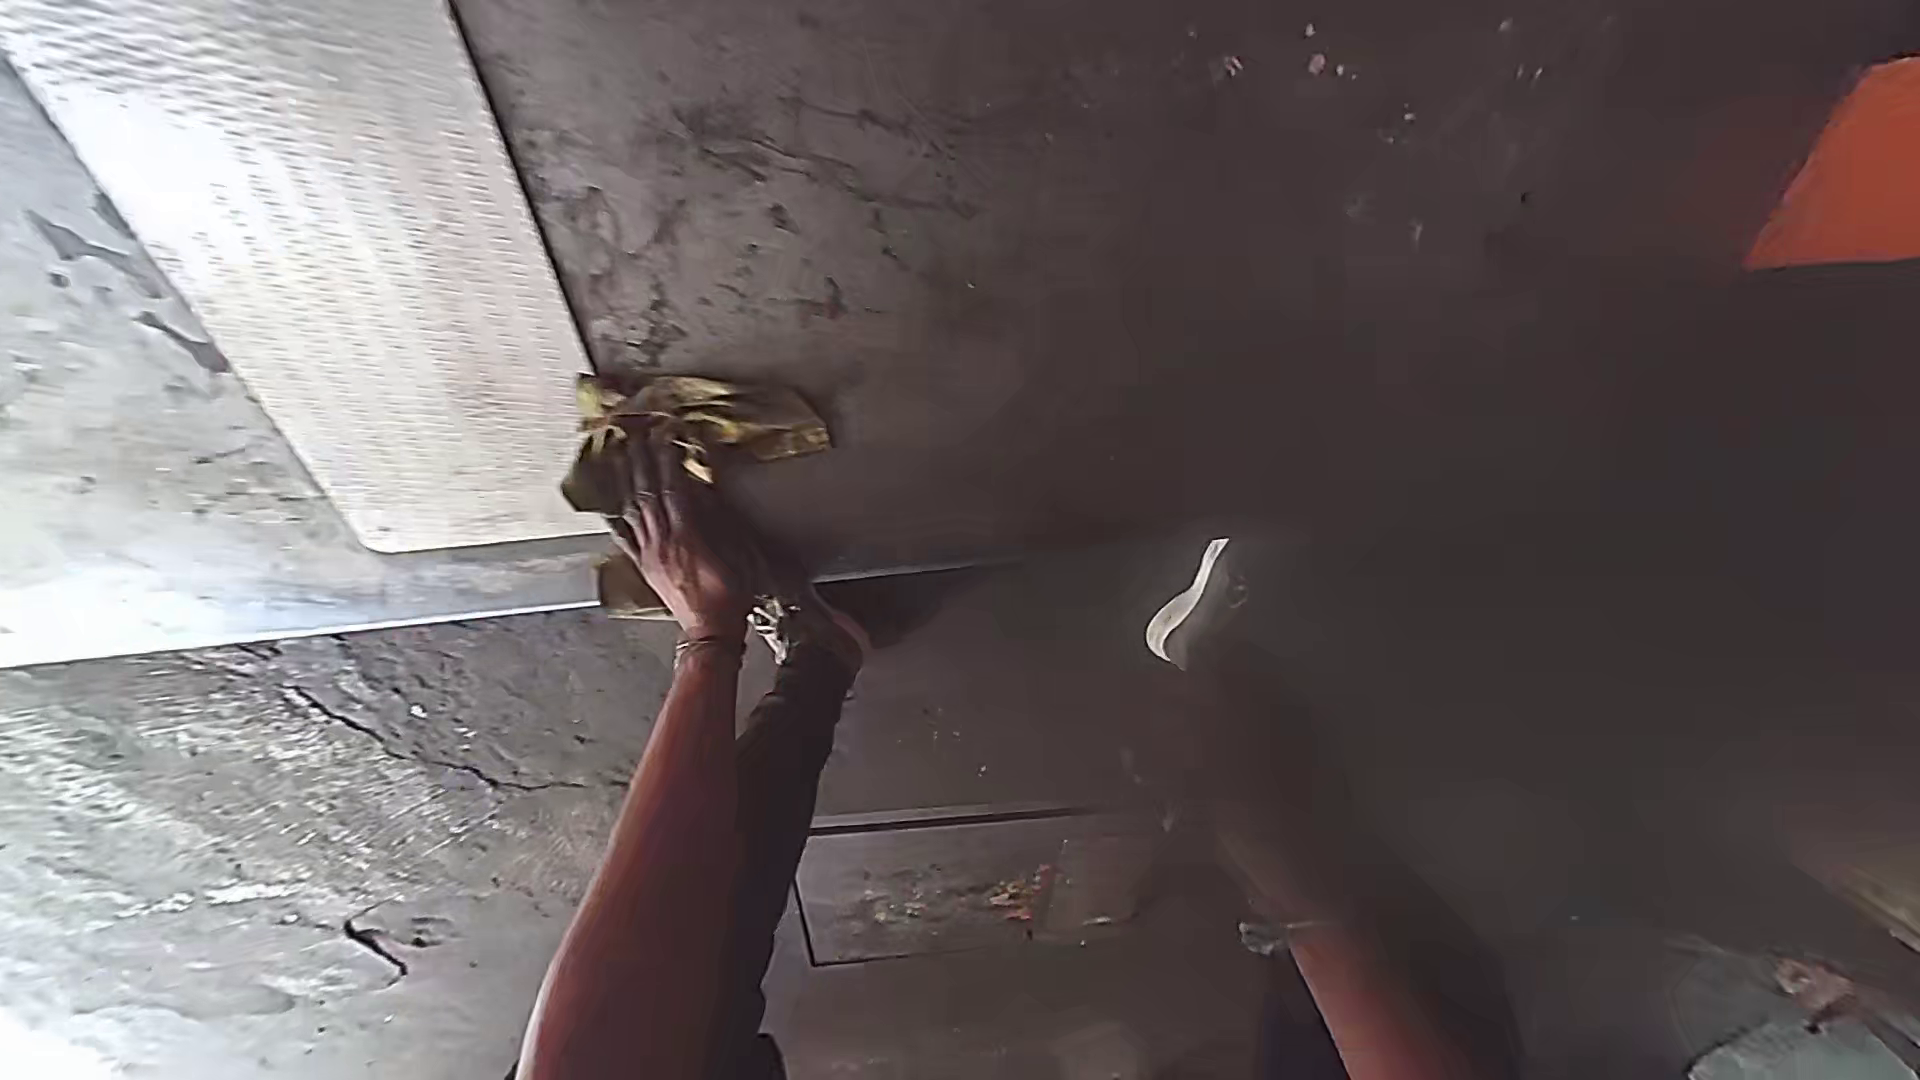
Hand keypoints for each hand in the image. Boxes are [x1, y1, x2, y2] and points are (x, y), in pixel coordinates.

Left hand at [608, 423, 751, 641]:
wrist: (709, 629)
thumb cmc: (731, 592)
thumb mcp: (738, 553)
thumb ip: (720, 521)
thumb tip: (703, 490)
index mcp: (688, 535)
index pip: (673, 487)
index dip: (668, 458)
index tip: (667, 434)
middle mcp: (662, 540)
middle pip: (646, 491)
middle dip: (641, 458)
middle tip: (637, 432)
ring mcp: (648, 552)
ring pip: (630, 507)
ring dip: (624, 477)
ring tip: (619, 452)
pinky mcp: (642, 563)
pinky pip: (622, 533)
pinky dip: (614, 511)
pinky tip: (607, 497)